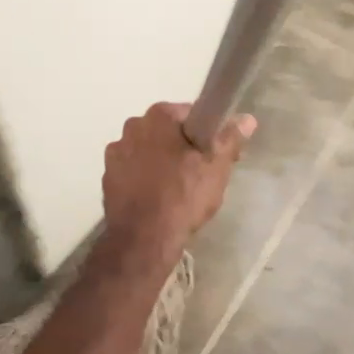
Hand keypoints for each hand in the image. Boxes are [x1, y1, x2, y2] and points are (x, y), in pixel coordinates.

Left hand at [102, 103, 254, 258]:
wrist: (144, 239)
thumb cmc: (184, 196)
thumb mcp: (216, 168)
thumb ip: (230, 138)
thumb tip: (247, 118)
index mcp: (159, 116)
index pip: (190, 114)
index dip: (207, 133)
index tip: (215, 154)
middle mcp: (133, 126)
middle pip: (166, 131)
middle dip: (182, 146)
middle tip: (200, 173)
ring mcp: (116, 152)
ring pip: (148, 150)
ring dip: (160, 161)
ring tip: (177, 189)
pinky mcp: (107, 177)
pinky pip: (132, 170)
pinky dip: (143, 178)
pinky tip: (156, 197)